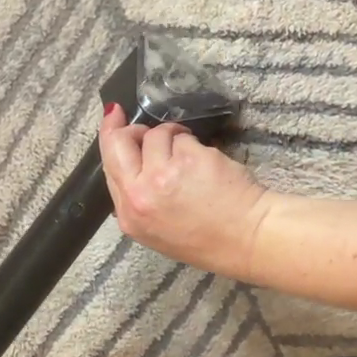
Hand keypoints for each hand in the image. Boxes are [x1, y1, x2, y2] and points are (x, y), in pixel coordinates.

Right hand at [97, 104, 274, 279]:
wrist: (247, 240)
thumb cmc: (209, 238)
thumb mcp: (157, 229)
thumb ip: (139, 198)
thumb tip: (133, 164)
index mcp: (129, 216)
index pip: (108, 165)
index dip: (111, 135)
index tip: (114, 116)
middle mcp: (139, 195)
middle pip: (119, 142)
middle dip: (131, 128)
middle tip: (148, 129)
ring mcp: (161, 175)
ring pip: (156, 136)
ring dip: (174, 138)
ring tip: (193, 159)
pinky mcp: (188, 159)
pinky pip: (185, 138)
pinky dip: (197, 145)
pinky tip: (209, 165)